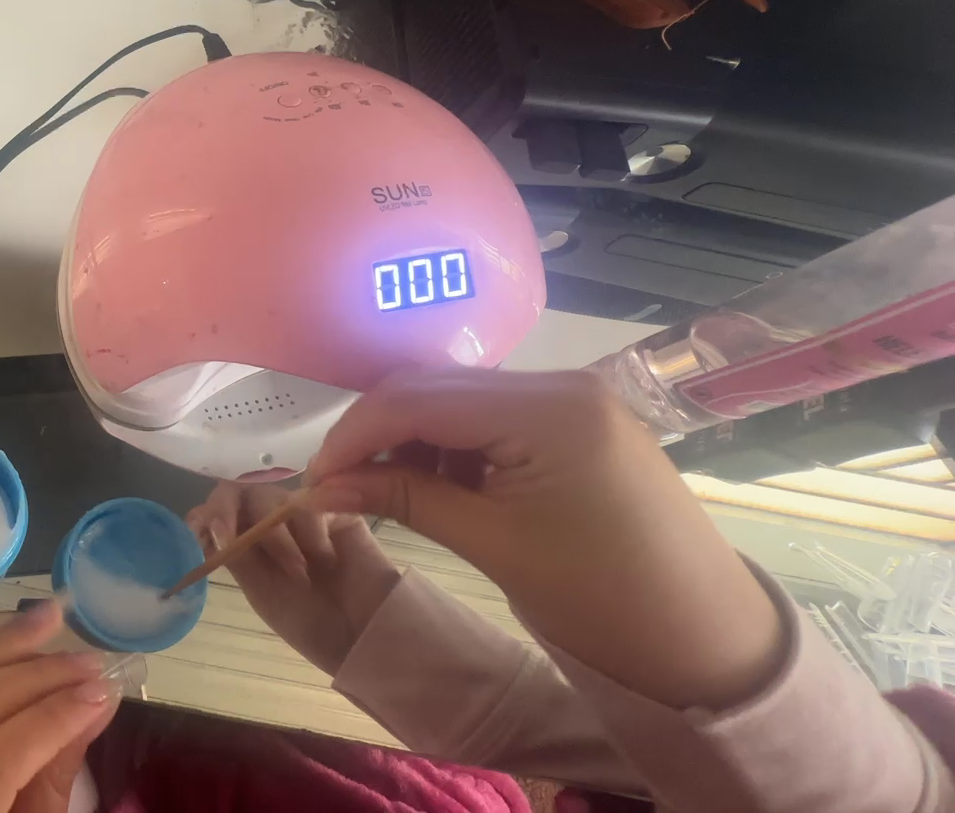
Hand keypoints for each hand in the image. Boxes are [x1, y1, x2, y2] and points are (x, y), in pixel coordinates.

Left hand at [186, 482, 400, 672]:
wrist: (368, 637)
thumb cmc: (311, 622)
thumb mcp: (263, 593)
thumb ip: (237, 556)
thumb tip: (210, 524)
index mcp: (246, 540)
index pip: (216, 510)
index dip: (207, 513)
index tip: (203, 530)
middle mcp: (269, 520)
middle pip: (239, 492)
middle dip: (231, 514)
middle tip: (234, 539)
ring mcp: (302, 512)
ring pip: (271, 496)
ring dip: (276, 534)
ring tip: (299, 572)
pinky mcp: (336, 507)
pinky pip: (311, 501)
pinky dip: (310, 529)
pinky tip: (325, 557)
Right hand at [305, 368, 785, 710]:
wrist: (709, 641)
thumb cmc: (602, 598)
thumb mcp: (488, 542)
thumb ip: (398, 498)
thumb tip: (317, 488)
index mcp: (548, 410)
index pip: (417, 400)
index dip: (354, 435)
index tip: (316, 477)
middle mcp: (557, 383)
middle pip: (429, 387)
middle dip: (373, 432)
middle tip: (338, 480)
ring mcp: (566, 396)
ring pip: (449, 396)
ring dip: (405, 436)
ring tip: (385, 486)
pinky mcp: (567, 416)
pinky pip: (481, 412)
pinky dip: (442, 442)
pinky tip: (434, 479)